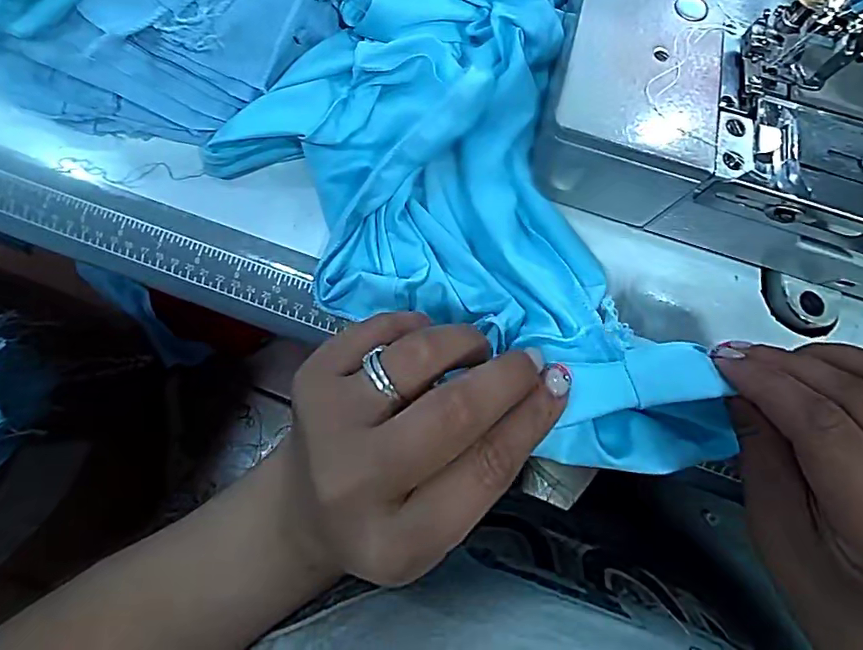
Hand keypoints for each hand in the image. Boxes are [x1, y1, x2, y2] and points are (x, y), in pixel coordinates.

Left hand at [275, 312, 571, 586]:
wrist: (305, 505)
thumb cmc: (389, 513)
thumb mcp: (441, 517)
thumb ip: (488, 461)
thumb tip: (544, 383)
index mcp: (401, 539)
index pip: (484, 469)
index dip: (531, 417)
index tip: (557, 381)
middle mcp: (357, 483)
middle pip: (452, 411)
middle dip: (504, 375)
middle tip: (526, 359)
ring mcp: (327, 423)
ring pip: (416, 356)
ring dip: (462, 341)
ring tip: (473, 351)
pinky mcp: (312, 377)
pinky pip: (381, 327)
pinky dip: (416, 324)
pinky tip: (424, 342)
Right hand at [712, 342, 862, 649]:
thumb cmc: (859, 635)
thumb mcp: (788, 556)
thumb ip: (764, 466)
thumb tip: (749, 390)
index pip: (833, 437)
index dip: (774, 385)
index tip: (735, 363)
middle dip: (799, 369)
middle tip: (755, 359)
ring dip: (848, 363)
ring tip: (802, 364)